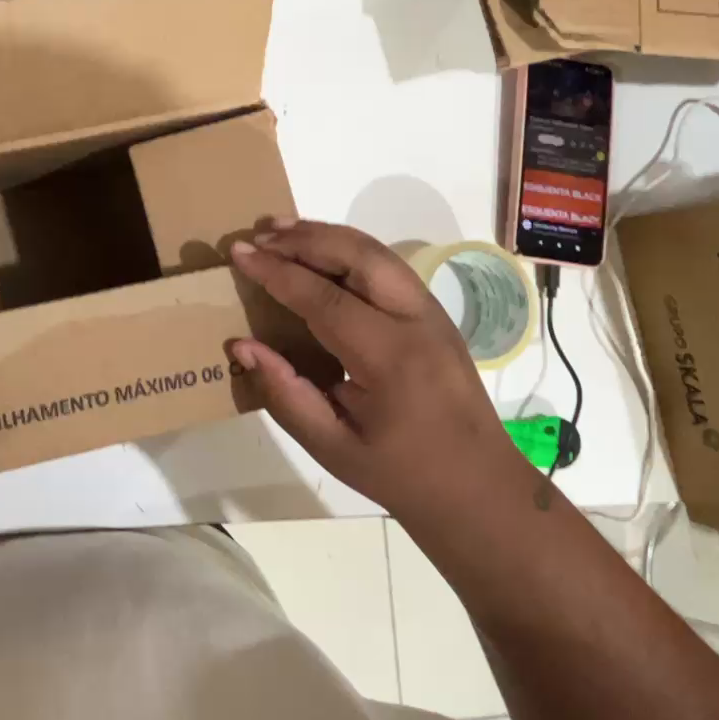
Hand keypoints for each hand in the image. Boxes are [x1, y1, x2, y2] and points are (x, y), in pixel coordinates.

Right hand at [228, 221, 534, 521]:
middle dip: (305, 238)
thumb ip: (284, 393)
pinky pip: (387, 266)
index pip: (324, 298)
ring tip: (280, 231)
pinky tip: (318, 251)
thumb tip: (241, 345)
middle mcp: (418, 323)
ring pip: (377, 252)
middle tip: (258, 234)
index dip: (277, 272)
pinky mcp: (433, 315)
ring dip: (326, 236)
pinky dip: (347, 249)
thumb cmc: (400, 473)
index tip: (239, 253)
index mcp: (391, 359)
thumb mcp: (331, 446)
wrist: (479, 488)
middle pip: (359, 256)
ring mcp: (432, 314)